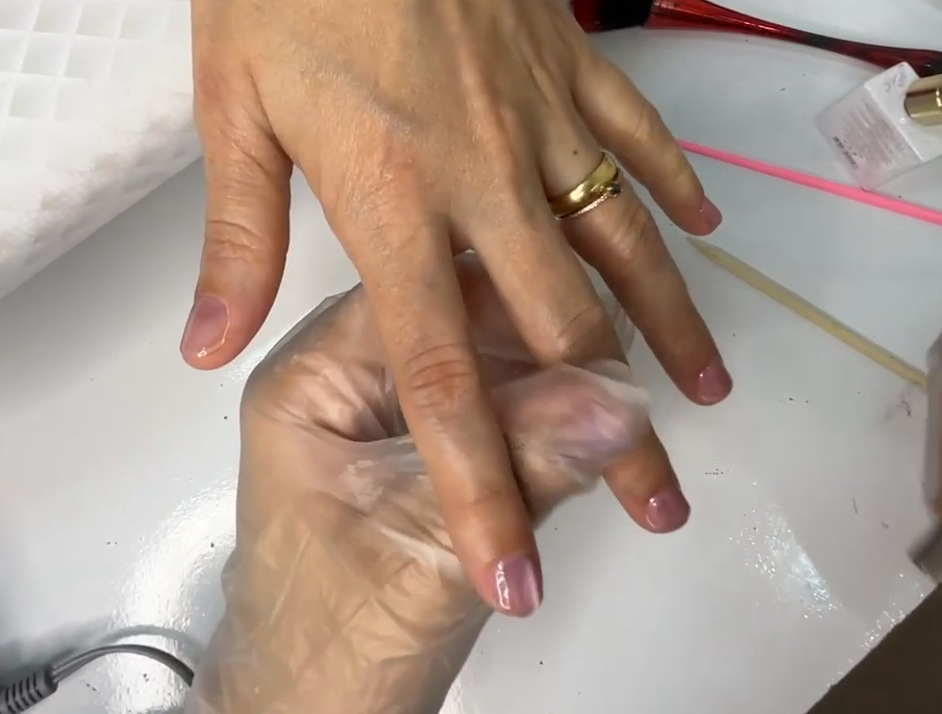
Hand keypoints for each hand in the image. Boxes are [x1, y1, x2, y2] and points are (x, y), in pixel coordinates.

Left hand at [170, 0, 726, 614]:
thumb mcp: (231, 99)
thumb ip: (236, 234)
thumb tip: (208, 342)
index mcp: (389, 191)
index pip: (441, 371)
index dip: (476, 482)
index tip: (513, 565)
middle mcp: (482, 166)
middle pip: (556, 324)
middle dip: (603, 428)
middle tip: (646, 498)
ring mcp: (539, 105)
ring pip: (621, 240)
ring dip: (667, 324)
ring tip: (707, 396)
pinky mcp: (567, 48)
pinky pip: (637, 134)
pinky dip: (670, 189)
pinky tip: (701, 231)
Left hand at [188, 261, 651, 713]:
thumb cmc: (334, 642)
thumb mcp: (430, 547)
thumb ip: (522, 467)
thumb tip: (620, 399)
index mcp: (315, 371)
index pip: (423, 298)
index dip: (516, 309)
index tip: (599, 338)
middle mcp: (348, 368)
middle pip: (463, 323)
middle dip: (549, 358)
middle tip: (622, 401)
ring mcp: (387, 402)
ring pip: (491, 363)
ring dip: (562, 396)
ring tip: (627, 444)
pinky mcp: (425, 439)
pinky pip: (499, 402)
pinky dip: (553, 424)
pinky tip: (598, 449)